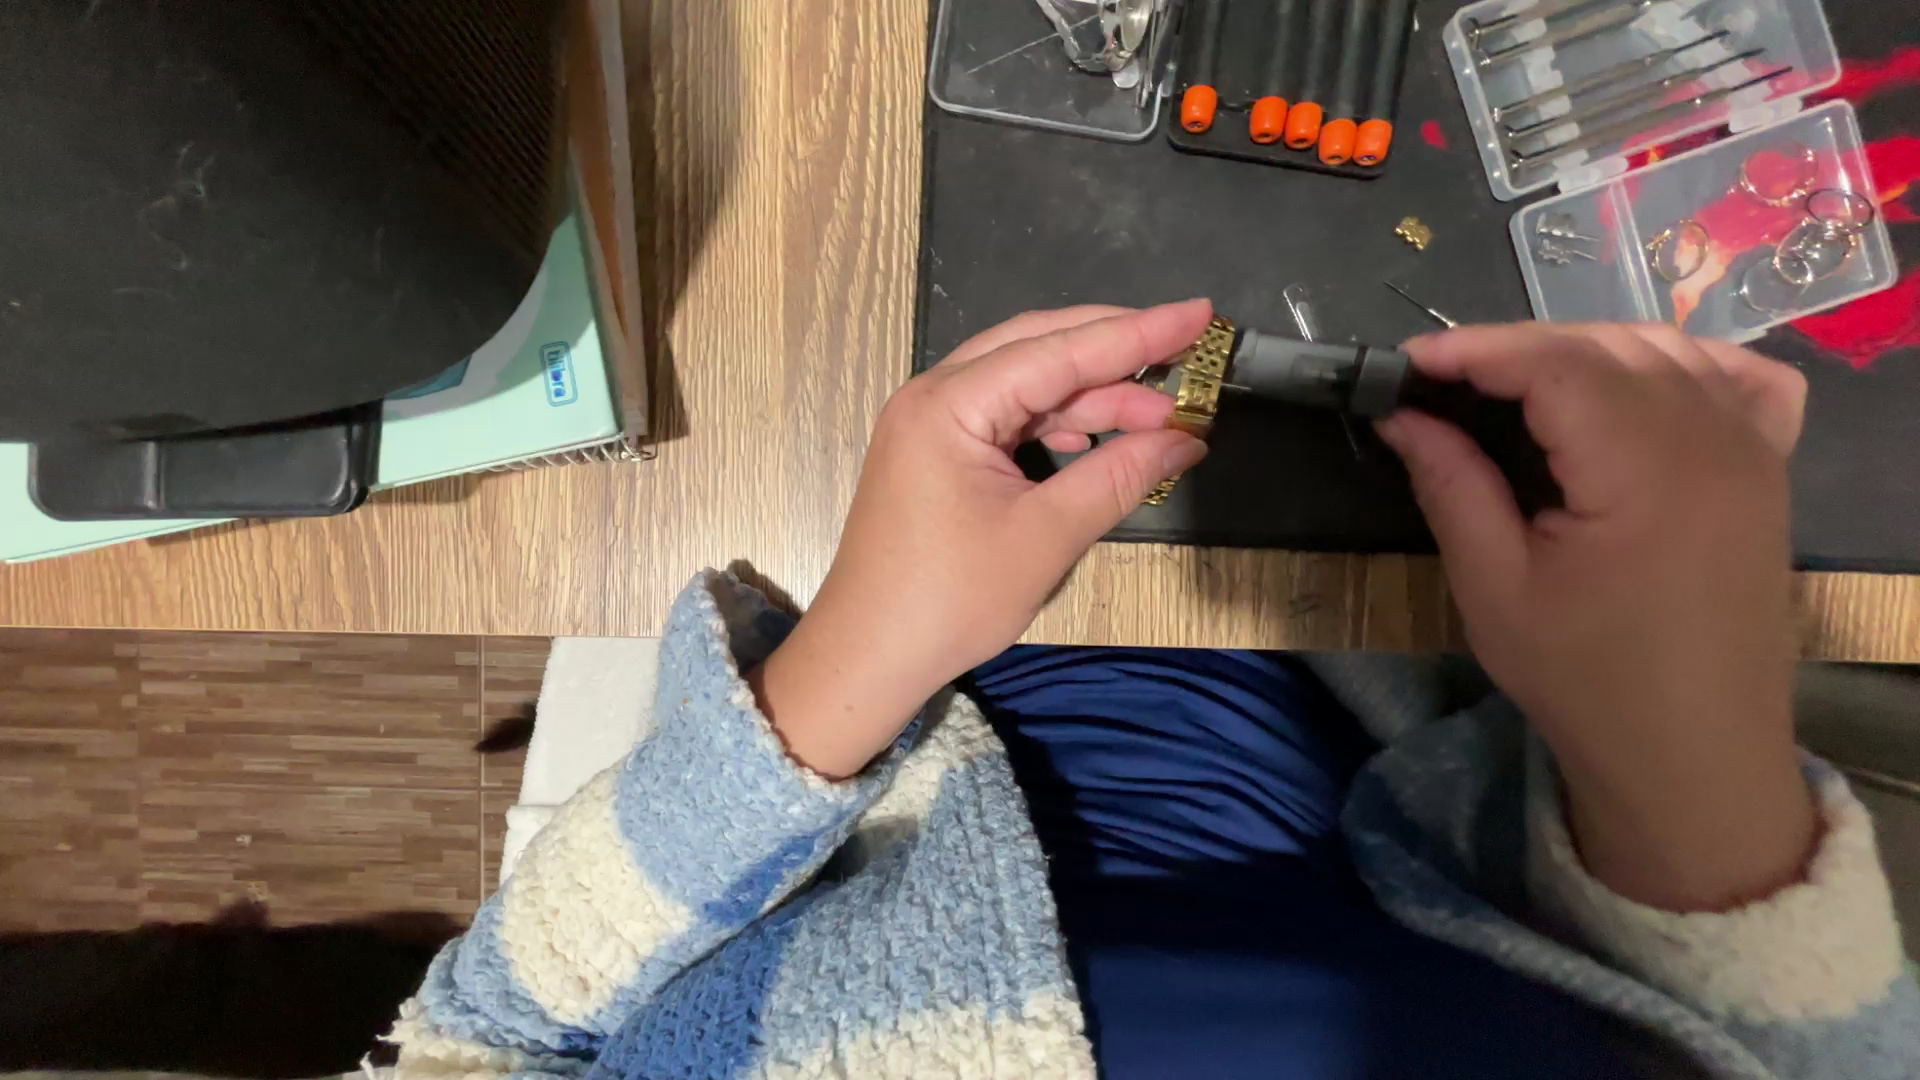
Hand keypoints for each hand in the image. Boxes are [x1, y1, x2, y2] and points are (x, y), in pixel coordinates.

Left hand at [750, 301, 1213, 778]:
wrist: (869, 656)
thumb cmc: (951, 600)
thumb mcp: (1045, 537)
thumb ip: (1119, 477)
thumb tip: (1187, 439)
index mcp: (949, 404)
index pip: (1057, 351)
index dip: (1136, 333)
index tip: (1199, 314)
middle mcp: (932, 398)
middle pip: (1035, 352)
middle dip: (1112, 355)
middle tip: (1183, 357)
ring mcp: (928, 426)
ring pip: (1022, 388)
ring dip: (1087, 397)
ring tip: (1155, 415)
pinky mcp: (934, 456)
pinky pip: (1003, 421)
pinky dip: (1053, 426)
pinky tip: (1090, 440)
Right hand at [1377, 323, 1815, 910]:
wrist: (1684, 744)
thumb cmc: (1577, 670)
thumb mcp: (1490, 582)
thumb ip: (1450, 485)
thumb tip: (1402, 417)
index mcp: (1648, 474)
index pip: (1560, 366)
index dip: (1476, 350)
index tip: (1406, 365)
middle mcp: (1717, 443)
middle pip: (1611, 346)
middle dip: (1514, 346)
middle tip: (1437, 377)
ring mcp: (1755, 453)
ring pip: (1669, 350)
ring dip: (1578, 347)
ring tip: (1505, 378)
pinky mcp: (1764, 472)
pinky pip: (1736, 379)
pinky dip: (1672, 360)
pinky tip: (1625, 380)